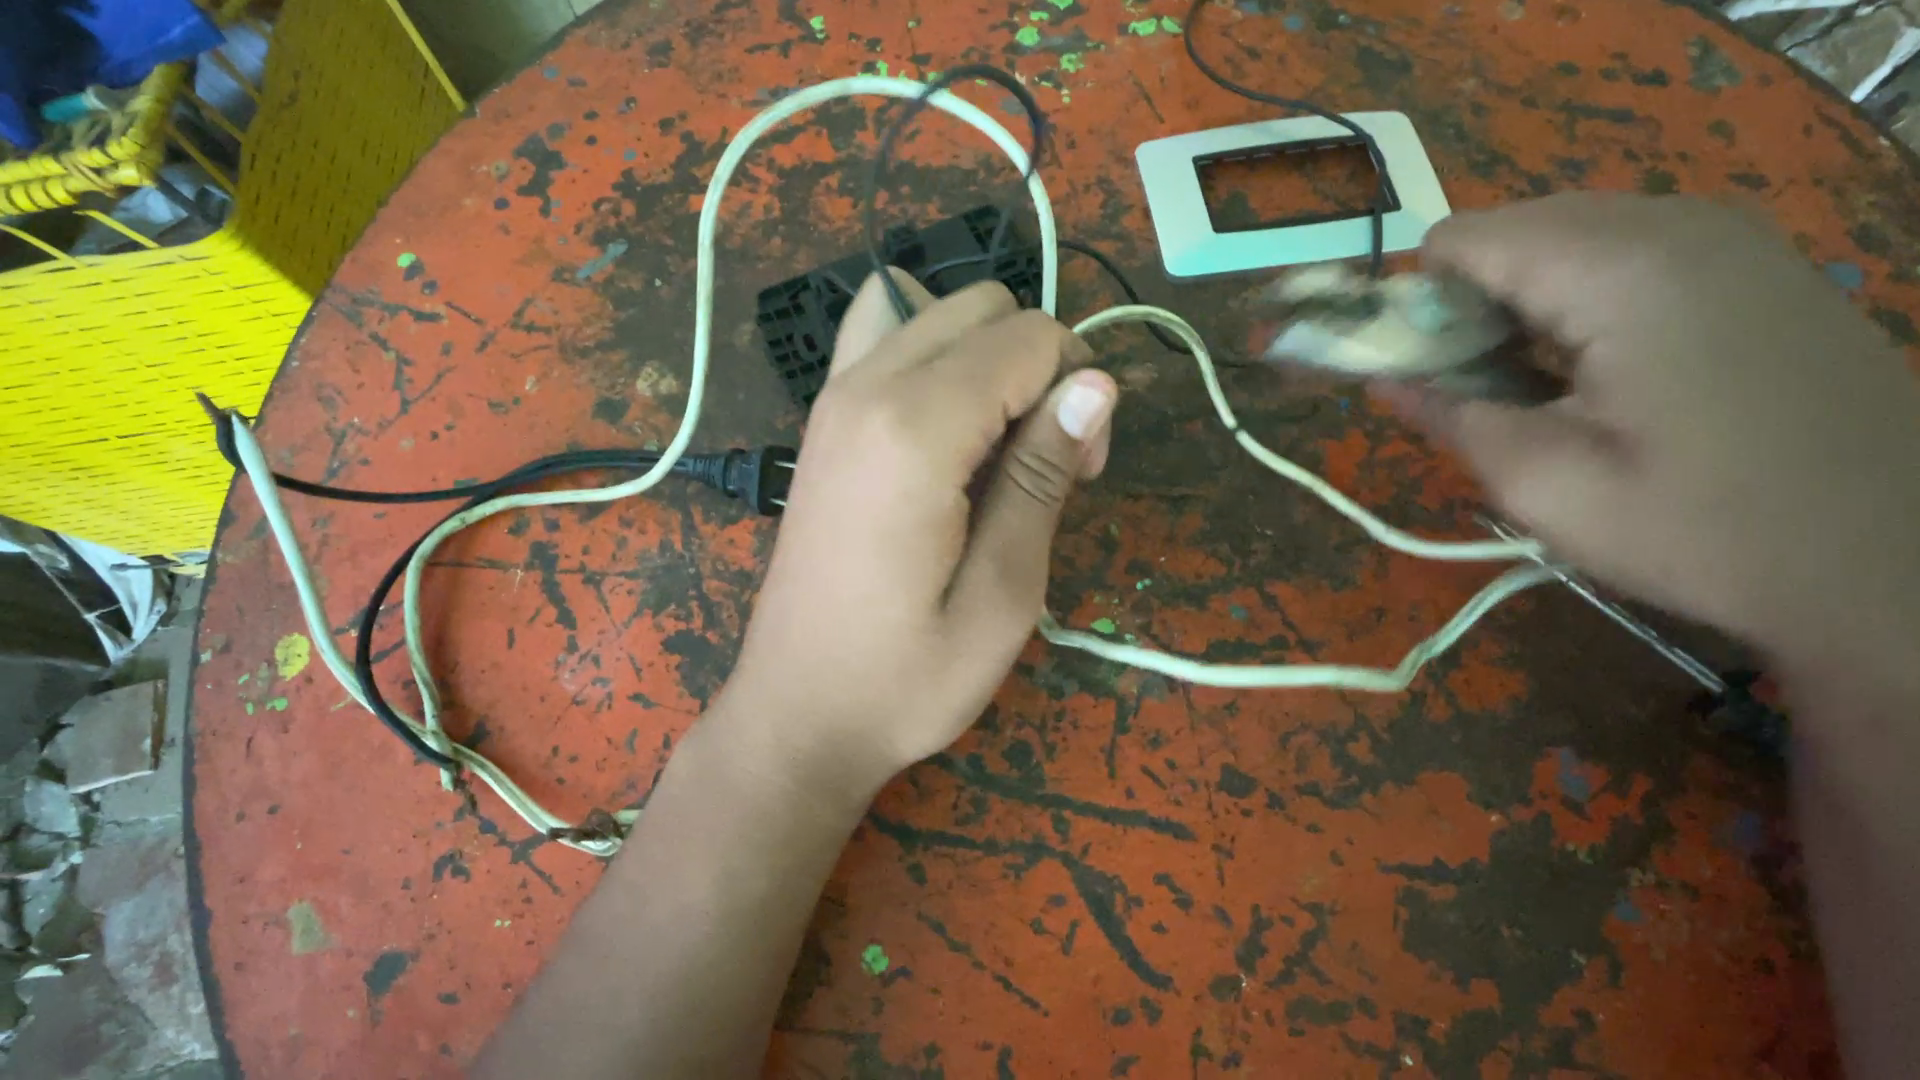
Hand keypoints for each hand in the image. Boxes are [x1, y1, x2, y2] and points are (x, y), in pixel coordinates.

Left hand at [713, 271, 1115, 802]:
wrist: (798, 713)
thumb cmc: (907, 676)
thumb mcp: (1003, 594)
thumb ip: (1044, 476)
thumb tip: (1096, 385)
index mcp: (914, 428)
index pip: (1030, 338)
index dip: (1078, 392)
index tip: (1082, 474)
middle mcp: (865, 387)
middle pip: (985, 309)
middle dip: (1039, 365)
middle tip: (1046, 463)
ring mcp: (833, 397)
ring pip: (938, 314)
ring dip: (990, 362)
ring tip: (996, 451)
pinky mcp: (822, 420)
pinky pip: (887, 340)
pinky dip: (936, 362)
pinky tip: (944, 432)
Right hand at [1406, 193, 1919, 674]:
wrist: (1899, 560)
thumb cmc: (1705, 528)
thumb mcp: (1545, 485)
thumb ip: (1447, 416)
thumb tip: (1379, 379)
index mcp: (1617, 269)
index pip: (1459, 239)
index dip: (1416, 304)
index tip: (1424, 378)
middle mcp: (1673, 225)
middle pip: (1510, 230)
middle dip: (1467, 305)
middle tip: (1482, 394)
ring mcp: (1724, 239)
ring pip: (1563, 240)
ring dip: (1520, 308)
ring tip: (1540, 393)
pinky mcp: (1751, 266)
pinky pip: (1621, 256)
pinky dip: (1577, 304)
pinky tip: (1600, 379)